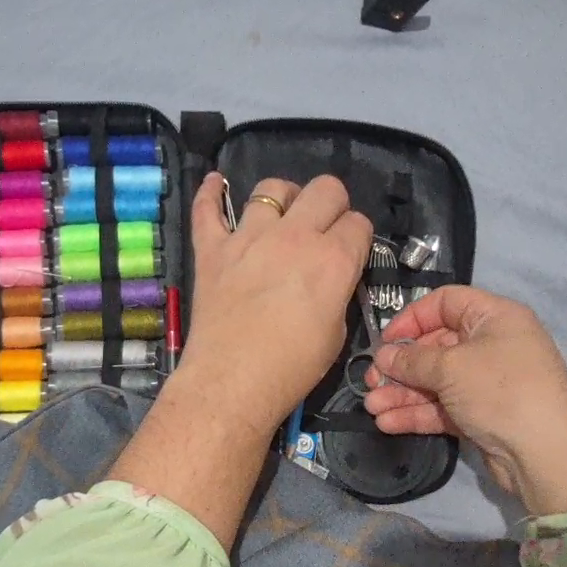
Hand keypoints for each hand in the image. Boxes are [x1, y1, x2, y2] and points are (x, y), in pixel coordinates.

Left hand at [173, 172, 373, 434]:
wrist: (232, 383)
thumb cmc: (291, 368)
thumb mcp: (336, 333)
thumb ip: (337, 292)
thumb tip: (330, 279)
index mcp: (333, 259)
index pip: (359, 224)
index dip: (358, 237)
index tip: (351, 252)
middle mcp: (294, 236)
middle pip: (325, 189)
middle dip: (333, 204)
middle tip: (324, 228)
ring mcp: (248, 238)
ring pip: (271, 189)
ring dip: (283, 198)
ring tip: (281, 215)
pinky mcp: (212, 249)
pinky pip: (207, 209)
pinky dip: (211, 193)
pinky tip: (216, 183)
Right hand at [363, 286, 566, 515]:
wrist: (546, 454)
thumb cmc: (501, 390)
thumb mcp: (451, 367)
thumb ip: (412, 360)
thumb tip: (384, 356)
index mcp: (494, 318)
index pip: (446, 303)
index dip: (412, 319)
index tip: (385, 342)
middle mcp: (492, 345)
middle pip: (435, 346)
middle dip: (400, 365)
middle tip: (371, 381)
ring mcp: (486, 383)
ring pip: (435, 382)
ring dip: (402, 393)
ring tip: (372, 408)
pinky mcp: (481, 416)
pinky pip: (442, 407)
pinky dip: (416, 413)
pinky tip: (388, 423)